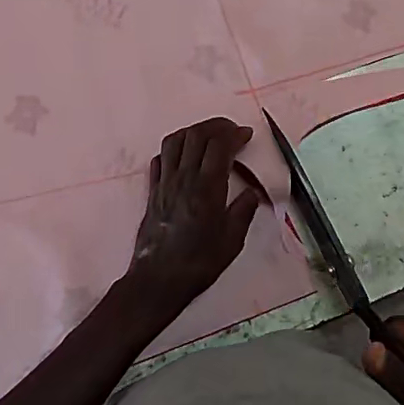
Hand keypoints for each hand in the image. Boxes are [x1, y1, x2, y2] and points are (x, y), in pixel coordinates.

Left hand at [125, 117, 261, 316]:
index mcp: (207, 186)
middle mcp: (184, 177)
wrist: (159, 278)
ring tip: (207, 136)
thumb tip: (251, 194)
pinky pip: (159, 160)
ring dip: (192, 131)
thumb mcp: (232, 240)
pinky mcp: (152, 191)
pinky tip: (182, 157)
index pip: (219, 145)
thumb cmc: (199, 261)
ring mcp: (164, 182)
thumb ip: (243, 211)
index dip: (234, 134)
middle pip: (196, 135)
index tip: (246, 134)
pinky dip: (172, 150)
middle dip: (215, 125)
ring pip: (174, 141)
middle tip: (230, 129)